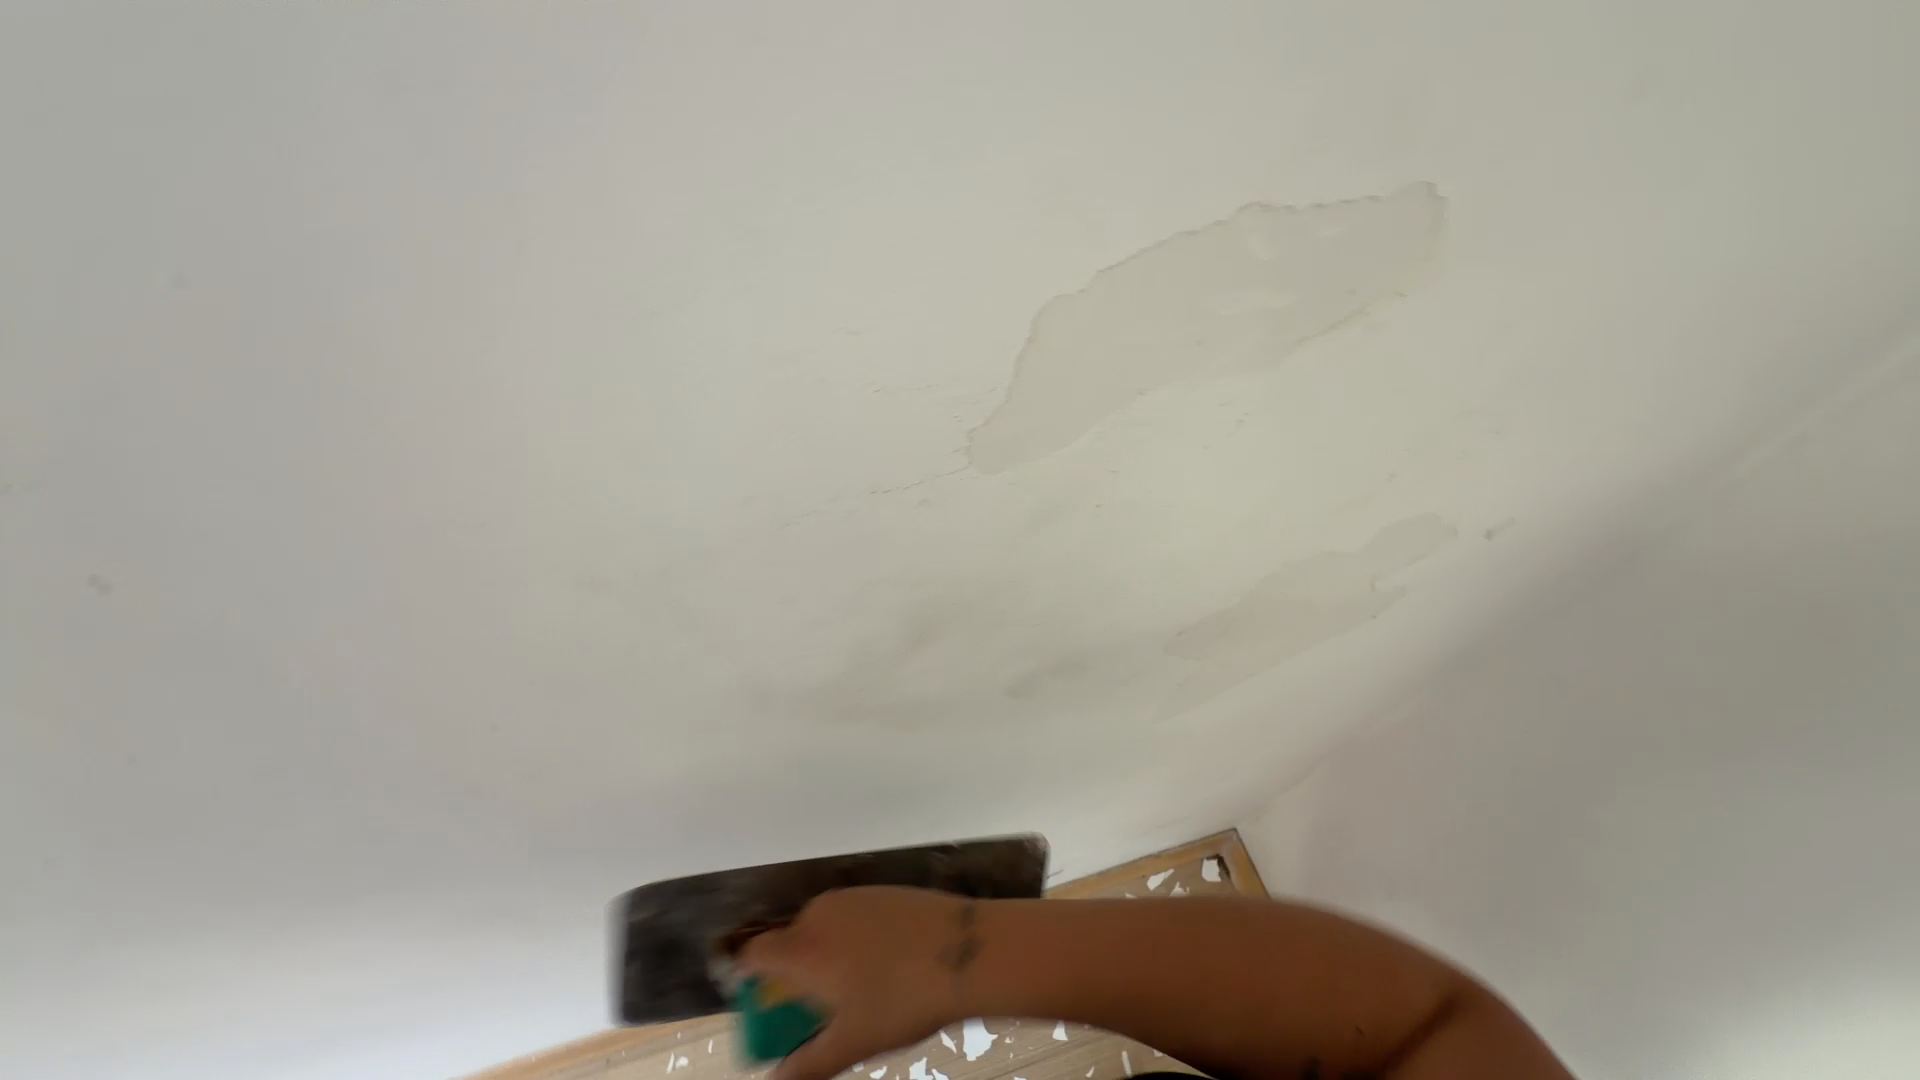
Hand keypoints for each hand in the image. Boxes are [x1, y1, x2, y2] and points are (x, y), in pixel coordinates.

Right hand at [736, 887, 980, 1079]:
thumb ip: (806, 1065)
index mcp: (801, 949)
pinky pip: (851, 914)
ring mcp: (852, 896)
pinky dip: (854, 936)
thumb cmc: (901, 1000)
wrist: (965, 951)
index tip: (766, 1003)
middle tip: (822, 1006)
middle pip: (789, 941)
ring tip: (860, 988)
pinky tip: (887, 961)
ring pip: (822, 926)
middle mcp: (819, 913)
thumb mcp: (851, 1043)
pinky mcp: (881, 889)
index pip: (752, 954)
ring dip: (827, 953)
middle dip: (796, 972)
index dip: (749, 978)